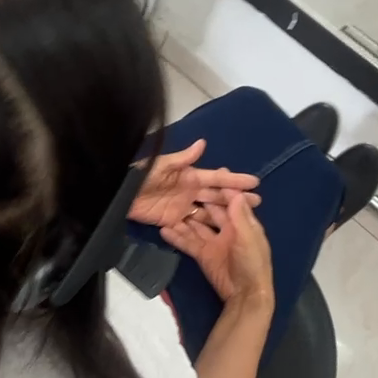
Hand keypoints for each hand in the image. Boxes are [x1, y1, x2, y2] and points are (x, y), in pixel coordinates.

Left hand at [127, 140, 260, 227]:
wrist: (120, 195)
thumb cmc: (141, 176)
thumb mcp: (161, 165)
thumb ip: (183, 158)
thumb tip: (203, 143)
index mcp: (190, 177)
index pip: (216, 179)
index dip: (235, 180)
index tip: (254, 182)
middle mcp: (189, 192)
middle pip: (217, 197)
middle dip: (236, 199)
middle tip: (257, 203)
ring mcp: (182, 208)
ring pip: (208, 212)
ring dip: (224, 215)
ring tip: (244, 219)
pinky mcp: (172, 221)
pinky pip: (190, 226)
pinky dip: (202, 229)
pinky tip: (220, 233)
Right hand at [159, 193, 272, 304]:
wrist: (244, 293)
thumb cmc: (252, 263)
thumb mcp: (248, 238)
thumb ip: (240, 217)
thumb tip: (235, 193)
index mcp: (243, 225)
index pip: (231, 204)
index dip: (222, 192)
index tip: (211, 176)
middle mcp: (227, 231)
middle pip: (211, 213)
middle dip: (199, 203)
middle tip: (183, 189)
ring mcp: (213, 243)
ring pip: (196, 228)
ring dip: (184, 220)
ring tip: (168, 210)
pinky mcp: (202, 255)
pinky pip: (188, 243)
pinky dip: (177, 238)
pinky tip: (164, 230)